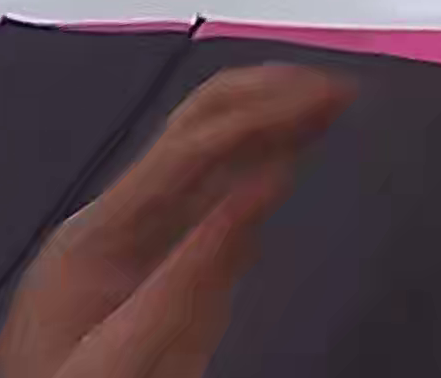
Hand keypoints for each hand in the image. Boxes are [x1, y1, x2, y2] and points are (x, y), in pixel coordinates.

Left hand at [0, 65, 353, 377]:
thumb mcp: (131, 353)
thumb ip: (199, 266)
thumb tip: (274, 178)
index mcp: (103, 226)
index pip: (192, 145)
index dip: (264, 114)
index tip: (327, 101)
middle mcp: (130, 203)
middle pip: (202, 117)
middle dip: (272, 91)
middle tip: (335, 89)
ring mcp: (155, 214)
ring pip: (222, 130)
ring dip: (281, 104)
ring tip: (336, 95)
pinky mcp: (184, 231)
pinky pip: (234, 168)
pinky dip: (279, 138)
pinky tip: (311, 129)